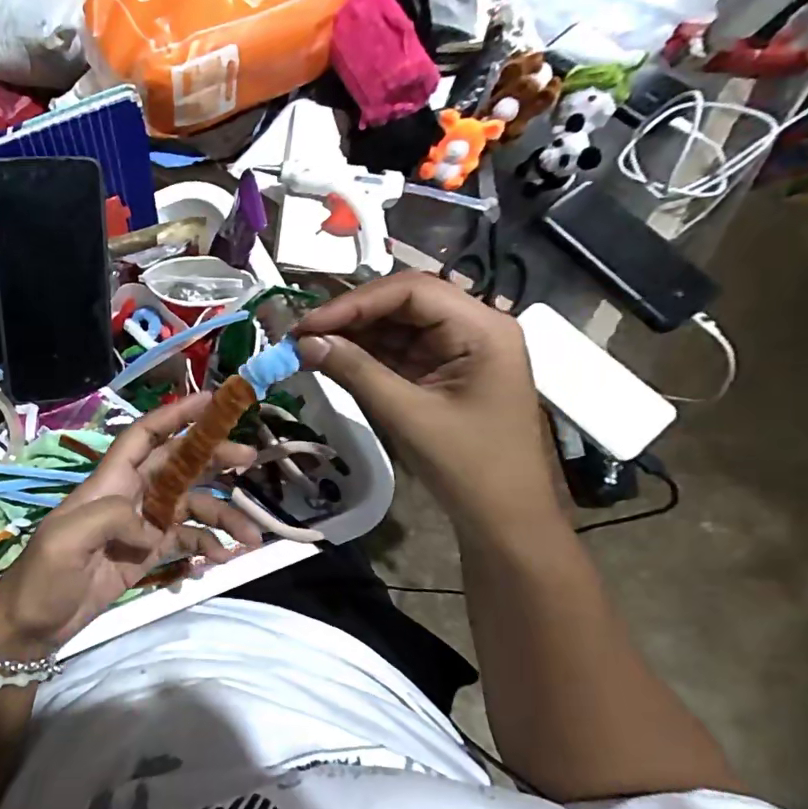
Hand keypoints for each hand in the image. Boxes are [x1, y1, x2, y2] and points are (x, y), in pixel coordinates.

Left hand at [0, 393, 261, 657]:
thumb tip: (152, 529)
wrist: (31, 626)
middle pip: (178, 466)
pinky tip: (221, 559)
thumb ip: (111, 518)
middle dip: (213, 459)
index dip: (175, 416)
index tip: (212, 402)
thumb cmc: (42, 577)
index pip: (144, 436)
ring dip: (222, 517)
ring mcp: (141, 527)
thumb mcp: (66, 540)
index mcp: (109, 483)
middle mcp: (130, 497)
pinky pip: (186, 541)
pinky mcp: (148, 556)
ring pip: (190, 507)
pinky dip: (207, 546)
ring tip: (250, 537)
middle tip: (248, 460)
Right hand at [294, 271, 559, 529]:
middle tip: (301, 334)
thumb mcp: (408, 415)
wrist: (506, 518)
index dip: (355, 302)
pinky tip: (334, 357)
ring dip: (355, 334)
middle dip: (352, 316)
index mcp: (482, 328)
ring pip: (399, 325)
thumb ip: (356, 372)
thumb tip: (304, 343)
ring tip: (309, 345)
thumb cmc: (468, 466)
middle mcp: (475, 326)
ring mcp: (460, 349)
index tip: (308, 323)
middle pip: (405, 302)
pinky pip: (402, 350)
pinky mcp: (446, 371)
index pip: (411, 291)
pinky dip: (367, 354)